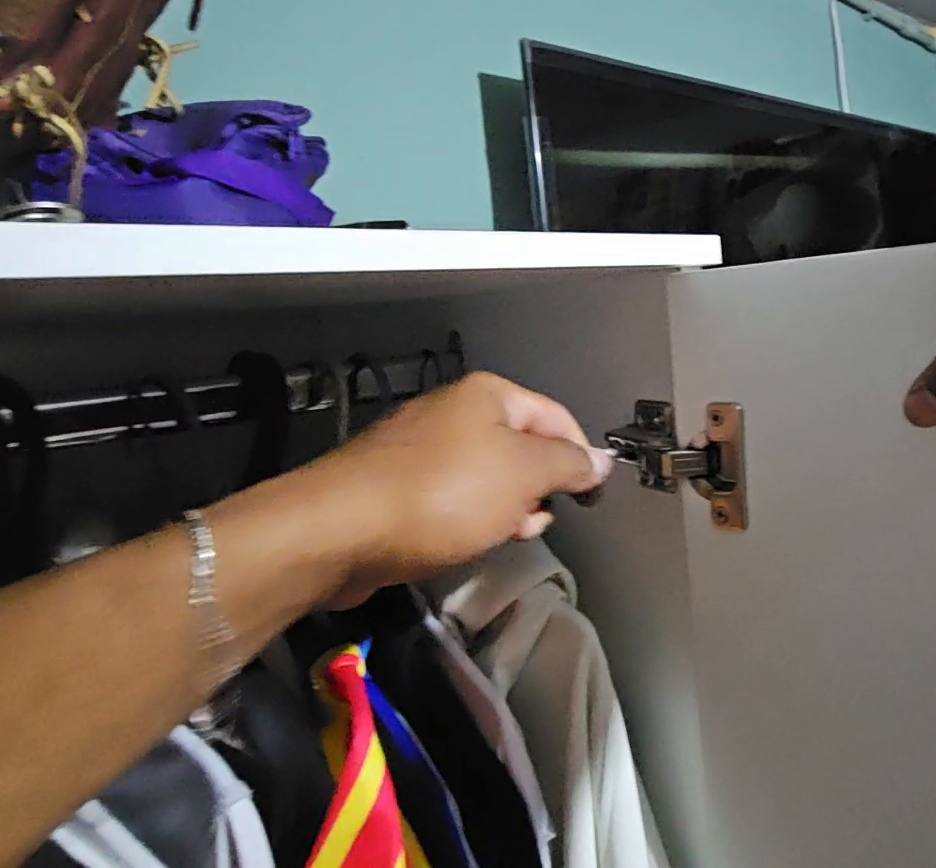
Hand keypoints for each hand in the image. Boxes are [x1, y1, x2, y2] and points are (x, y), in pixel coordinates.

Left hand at [295, 372, 613, 606]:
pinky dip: (466, 517)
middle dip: (536, 489)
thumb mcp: (526, 474)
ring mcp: (420, 446)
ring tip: (498, 534)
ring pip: (486, 477)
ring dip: (503, 509)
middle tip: (534, 519)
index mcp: (489, 395)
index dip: (580, 457)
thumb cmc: (441, 495)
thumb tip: (601, 460)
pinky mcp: (395, 483)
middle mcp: (454, 411)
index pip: (558, 419)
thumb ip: (571, 463)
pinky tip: (462, 541)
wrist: (335, 533)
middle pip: (521, 448)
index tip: (589, 496)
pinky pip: (450, 497)